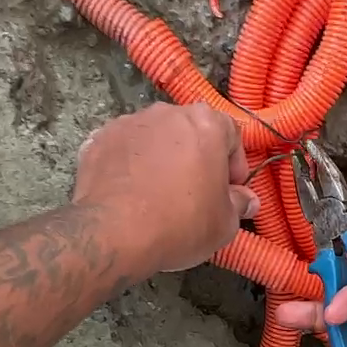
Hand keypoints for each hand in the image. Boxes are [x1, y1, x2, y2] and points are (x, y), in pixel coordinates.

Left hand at [71, 103, 259, 273]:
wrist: (115, 233)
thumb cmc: (180, 224)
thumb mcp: (224, 224)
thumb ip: (239, 205)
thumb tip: (247, 200)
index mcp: (206, 124)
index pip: (231, 135)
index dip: (235, 165)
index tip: (232, 191)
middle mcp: (167, 113)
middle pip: (191, 133)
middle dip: (197, 159)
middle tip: (198, 195)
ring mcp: (129, 123)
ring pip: (155, 139)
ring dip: (163, 161)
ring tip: (160, 197)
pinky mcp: (99, 139)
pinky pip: (124, 151)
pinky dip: (131, 167)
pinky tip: (132, 196)